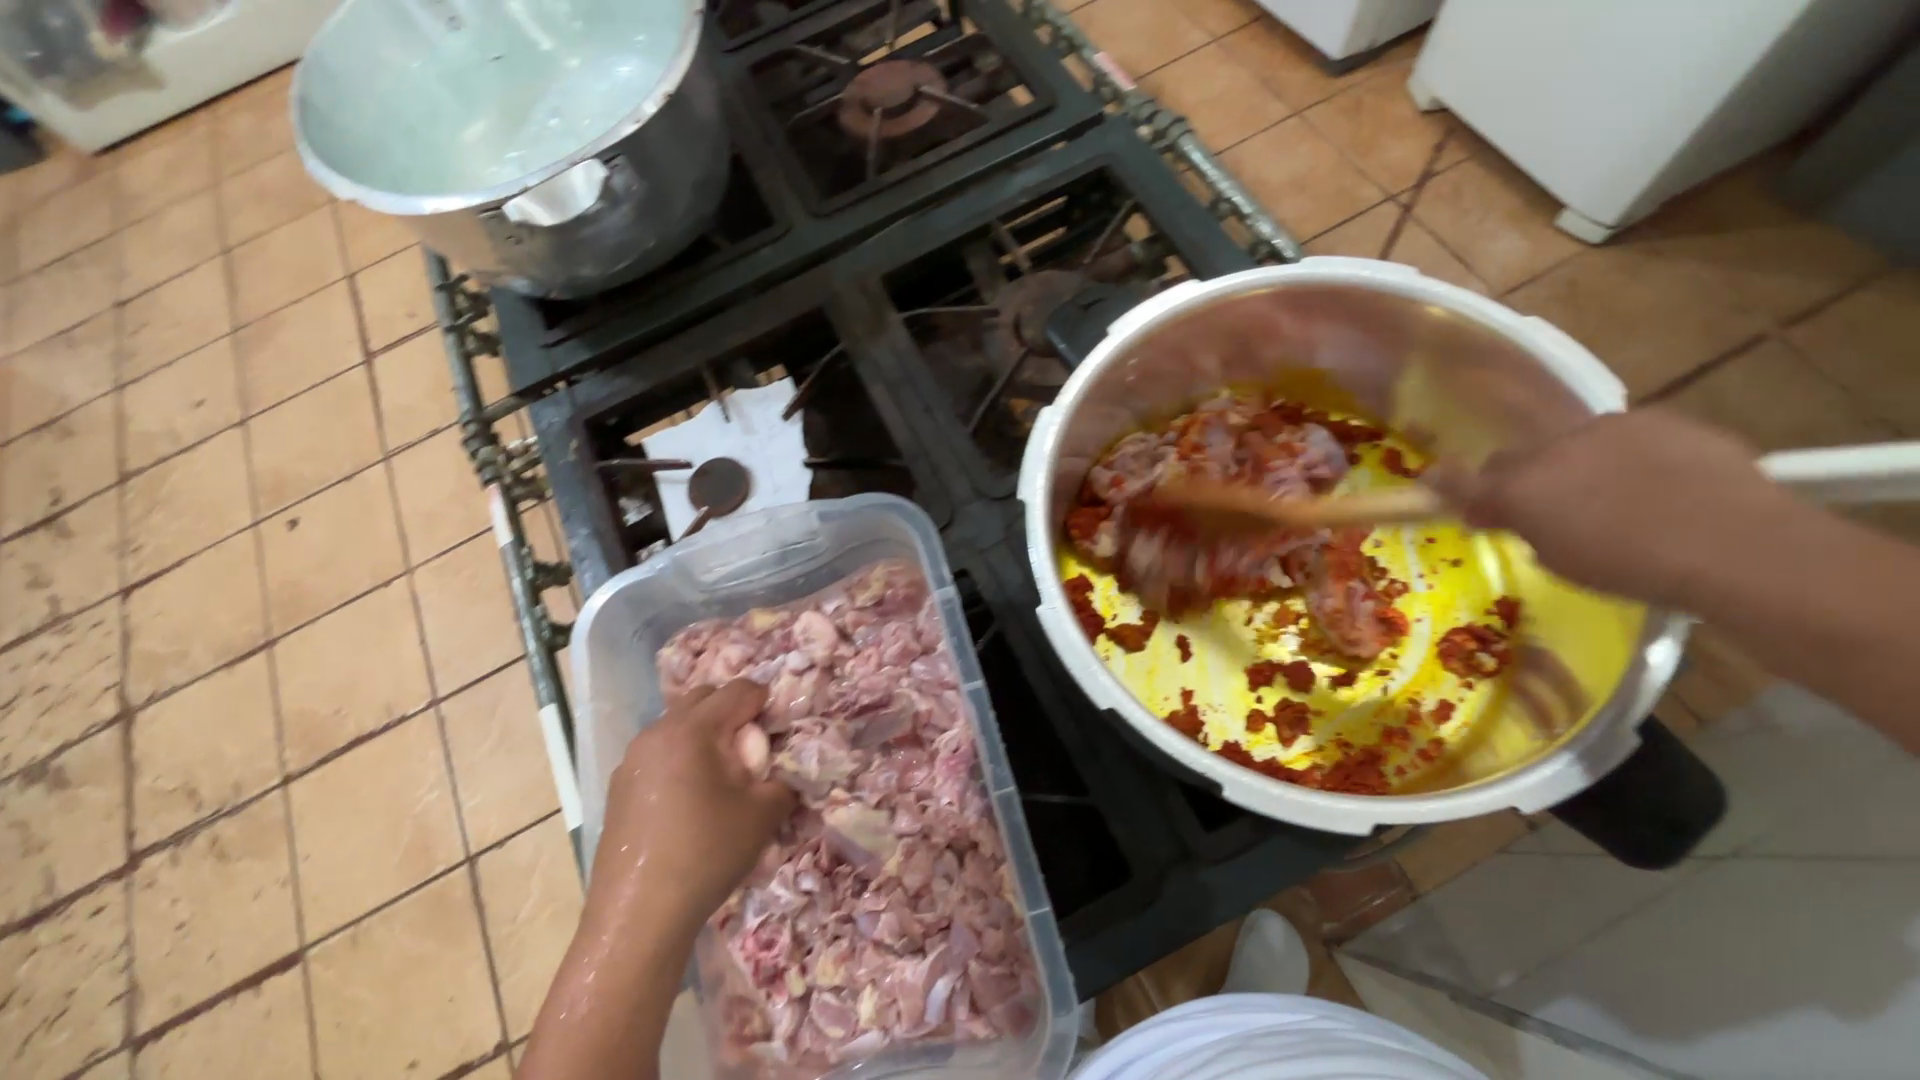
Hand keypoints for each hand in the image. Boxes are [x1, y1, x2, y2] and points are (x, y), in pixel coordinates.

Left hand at [586, 680, 793, 934]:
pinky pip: (660, 753)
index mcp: (692, 730)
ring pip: (678, 726)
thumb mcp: (763, 814)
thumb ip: (782, 778)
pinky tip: (691, 802)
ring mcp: (632, 759)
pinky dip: (682, 760)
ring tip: (722, 779)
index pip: (738, 690)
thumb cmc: (707, 854)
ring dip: (705, 737)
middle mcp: (656, 733)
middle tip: (752, 752)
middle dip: (732, 714)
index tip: (778, 730)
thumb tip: (782, 768)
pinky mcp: (620, 786)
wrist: (639, 914)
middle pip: (703, 699)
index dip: (765, 702)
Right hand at [1427, 408, 1799, 607]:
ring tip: (1615, 498)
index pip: (1462, 479)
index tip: (1435, 485)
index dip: (1446, 483)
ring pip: (1573, 444)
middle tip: (1543, 509)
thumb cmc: (1635, 569)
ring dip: (1578, 466)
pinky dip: (1629, 457)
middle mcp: (1552, 449)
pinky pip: (1626, 437)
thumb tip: (1515, 514)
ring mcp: (1608, 428)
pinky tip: (1659, 485)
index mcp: (1521, 488)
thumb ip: (1528, 528)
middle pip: (1517, 457)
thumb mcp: (1562, 562)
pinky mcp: (1660, 419)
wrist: (1735, 544)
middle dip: (1521, 479)